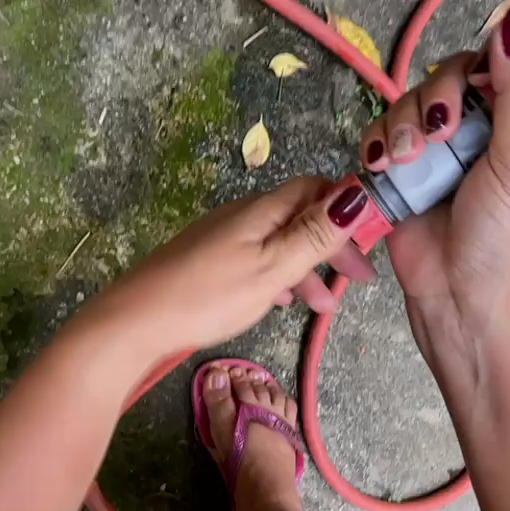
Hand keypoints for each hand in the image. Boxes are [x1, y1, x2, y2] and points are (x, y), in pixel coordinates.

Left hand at [84, 177, 374, 361]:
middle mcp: (240, 216)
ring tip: (323, 306)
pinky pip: (254, 261)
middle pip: (297, 217)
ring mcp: (220, 238)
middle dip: (331, 244)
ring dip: (305, 269)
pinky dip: (276, 278)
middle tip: (357, 280)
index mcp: (260, 211)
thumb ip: (313, 235)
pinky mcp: (205, 262)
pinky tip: (281, 303)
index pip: (314, 189)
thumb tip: (356, 194)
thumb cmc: (208, 296)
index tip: (374, 237)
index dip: (347, 206)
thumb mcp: (271, 268)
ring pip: (276, 244)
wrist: (136, 321)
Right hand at [357, 1, 509, 330]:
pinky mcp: (396, 174)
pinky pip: (378, 136)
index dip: (491, 56)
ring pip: (407, 103)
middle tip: (437, 134)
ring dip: (401, 125)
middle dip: (434, 97)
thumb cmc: (502, 237)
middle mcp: (475, 129)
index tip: (481, 80)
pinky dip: (375, 144)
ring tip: (404, 162)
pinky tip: (380, 167)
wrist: (457, 298)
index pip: (505, 59)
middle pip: (446, 75)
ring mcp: (432, 151)